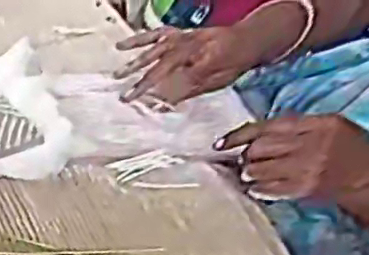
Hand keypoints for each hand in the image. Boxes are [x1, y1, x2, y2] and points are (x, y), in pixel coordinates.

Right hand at [116, 22, 280, 103]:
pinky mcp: (180, 34)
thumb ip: (187, 92)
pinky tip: (121, 46)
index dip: (162, 93)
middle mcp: (197, 44)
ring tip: (118, 75)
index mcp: (210, 57)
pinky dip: (139, 40)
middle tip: (125, 99)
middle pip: (166, 64)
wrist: (251, 37)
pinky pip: (158, 34)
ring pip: (159, 48)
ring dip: (136, 62)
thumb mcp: (216, 82)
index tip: (143, 106)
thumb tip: (157, 106)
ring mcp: (187, 37)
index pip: (180, 78)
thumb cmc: (233, 64)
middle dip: (145, 82)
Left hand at [218, 115, 368, 224]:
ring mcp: (306, 167)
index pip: (270, 126)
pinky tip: (266, 186)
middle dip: (248, 157)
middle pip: (257, 149)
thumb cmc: (347, 150)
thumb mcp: (329, 129)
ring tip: (262, 174)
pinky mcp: (299, 188)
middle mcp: (313, 143)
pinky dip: (257, 188)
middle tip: (253, 162)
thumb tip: (251, 139)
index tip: (219, 145)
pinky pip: (260, 189)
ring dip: (249, 174)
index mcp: (322, 123)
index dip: (240, 135)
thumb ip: (295, 130)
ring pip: (253, 170)